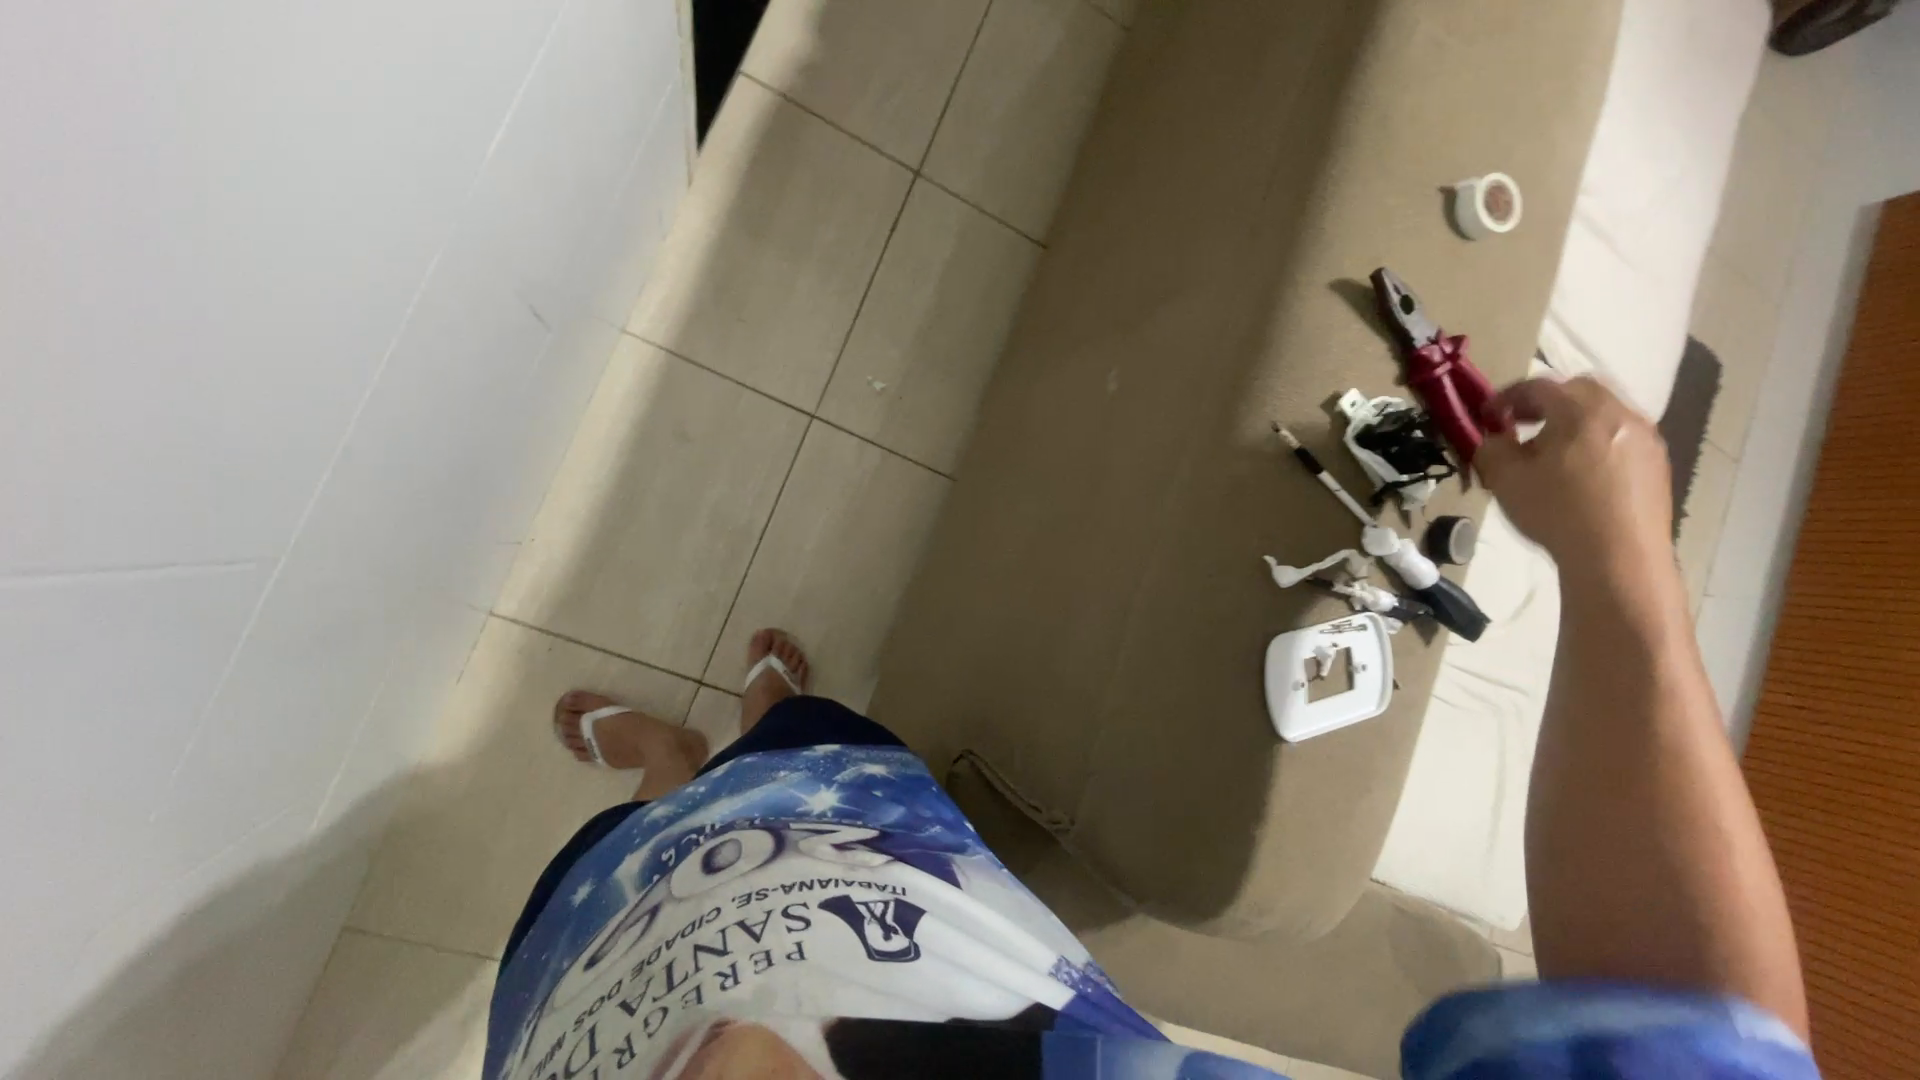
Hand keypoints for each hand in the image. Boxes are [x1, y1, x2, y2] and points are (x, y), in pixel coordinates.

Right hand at [1475, 376, 1674, 572]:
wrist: (1618, 556)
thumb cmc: (1556, 511)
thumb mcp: (1504, 479)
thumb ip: (1490, 448)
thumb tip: (1494, 439)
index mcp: (1581, 410)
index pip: (1539, 386)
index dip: (1507, 397)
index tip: (1486, 416)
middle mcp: (1620, 414)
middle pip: (1580, 390)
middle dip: (1546, 401)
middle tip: (1521, 424)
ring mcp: (1645, 438)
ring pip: (1604, 413)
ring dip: (1573, 422)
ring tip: (1550, 452)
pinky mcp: (1656, 464)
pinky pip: (1620, 437)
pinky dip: (1595, 442)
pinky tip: (1579, 474)